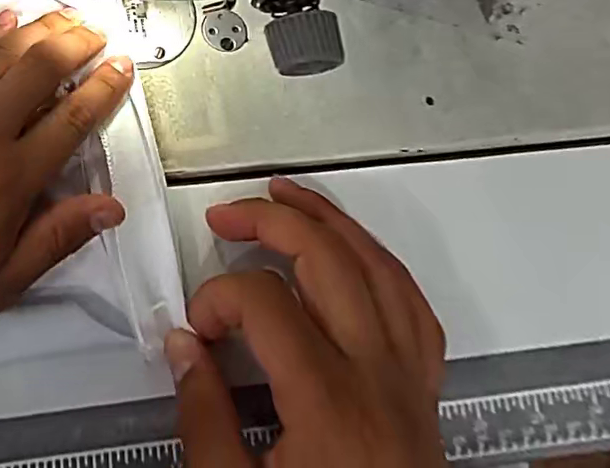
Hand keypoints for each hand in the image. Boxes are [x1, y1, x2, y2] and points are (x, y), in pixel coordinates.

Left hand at [0, 8, 134, 410]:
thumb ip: (55, 239)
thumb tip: (109, 207)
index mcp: (9, 180)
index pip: (73, 118)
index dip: (105, 86)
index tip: (124, 66)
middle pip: (43, 68)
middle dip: (79, 41)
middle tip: (102, 29)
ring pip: (5, 53)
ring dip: (42, 27)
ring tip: (69, 13)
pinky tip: (8, 18)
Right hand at [167, 177, 447, 466]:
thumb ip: (204, 417)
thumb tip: (184, 345)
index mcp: (331, 406)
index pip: (265, 303)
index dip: (217, 299)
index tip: (196, 329)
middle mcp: (380, 379)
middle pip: (328, 259)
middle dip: (270, 220)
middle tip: (226, 214)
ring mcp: (412, 382)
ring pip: (379, 267)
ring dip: (330, 219)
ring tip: (288, 192)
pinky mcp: (426, 393)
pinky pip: (412, 305)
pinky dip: (377, 261)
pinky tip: (351, 247)